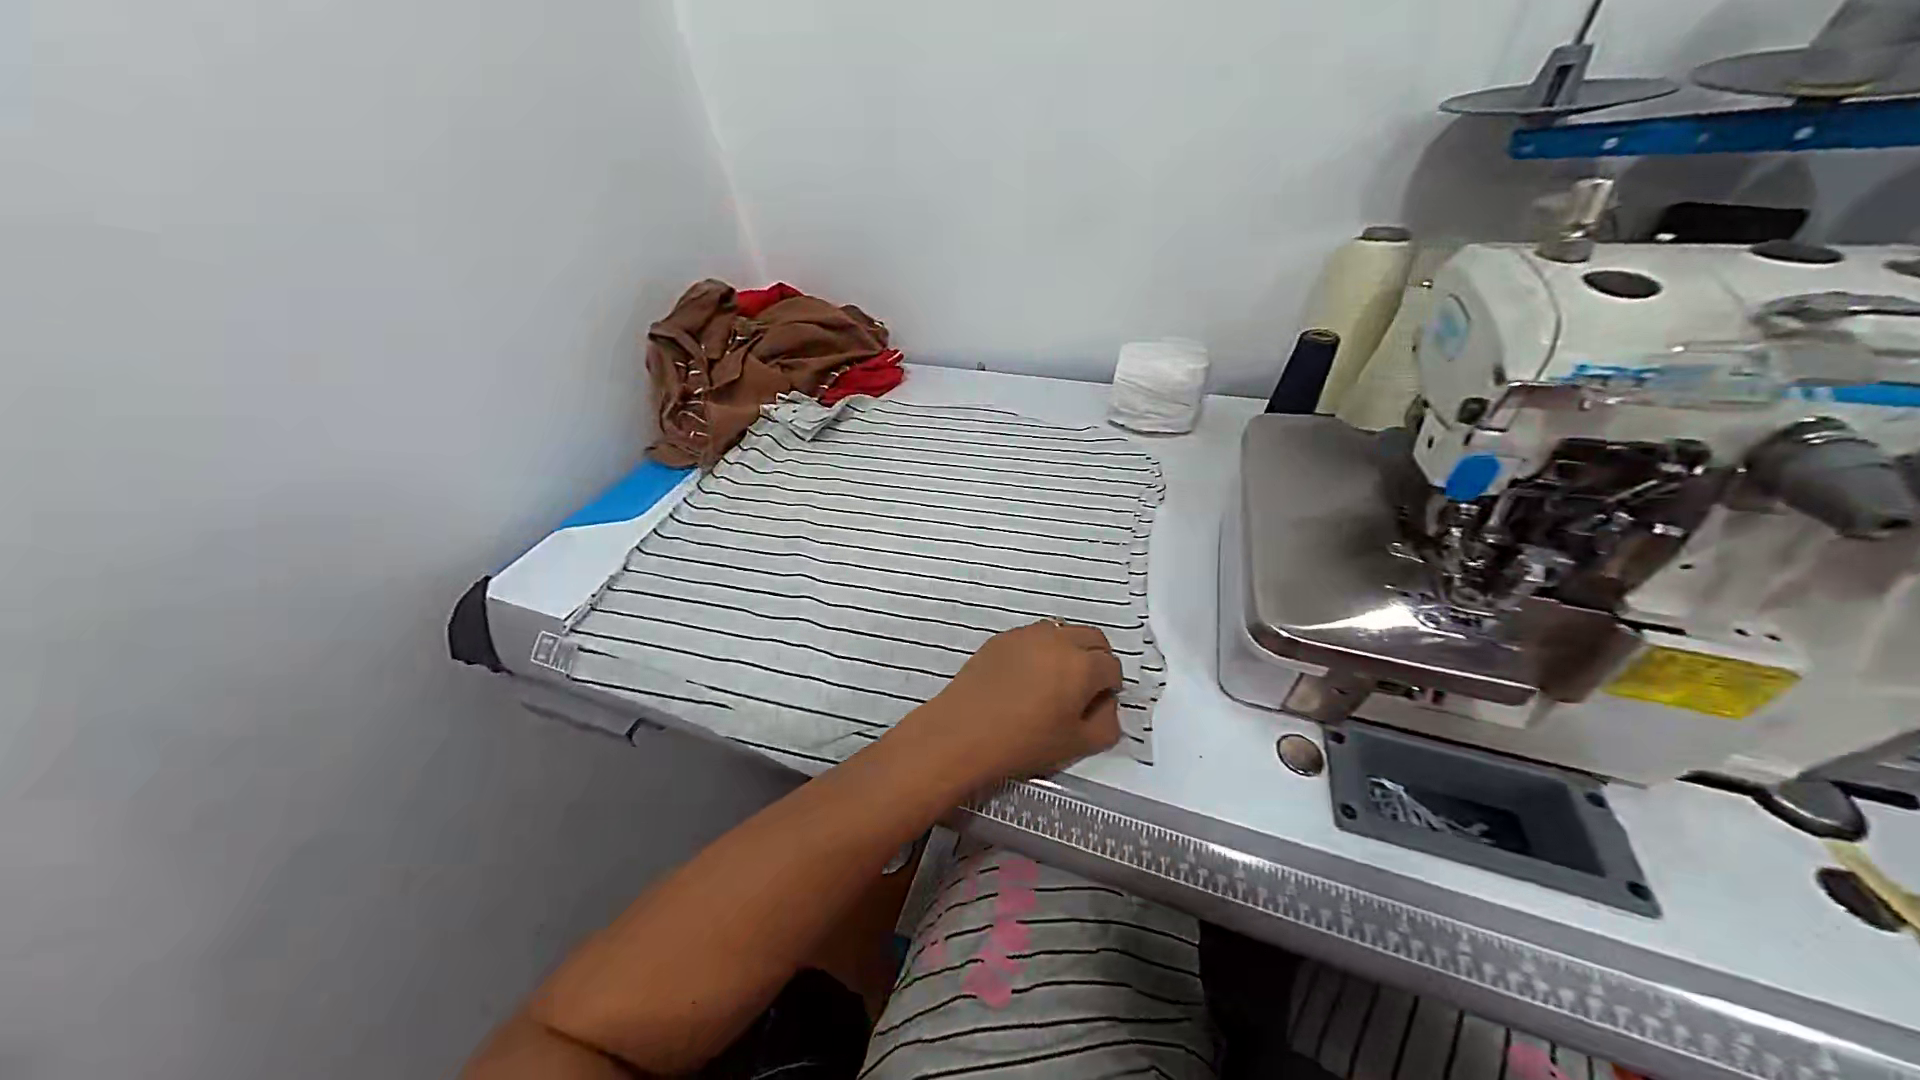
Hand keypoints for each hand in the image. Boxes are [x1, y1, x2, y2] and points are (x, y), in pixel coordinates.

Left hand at [895, 620, 1122, 786]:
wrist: (964, 732)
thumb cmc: (1025, 743)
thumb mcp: (1078, 744)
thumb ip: (1108, 722)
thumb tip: (1106, 702)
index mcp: (1083, 665)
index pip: (1112, 667)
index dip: (1109, 688)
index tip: (1095, 706)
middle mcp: (1059, 640)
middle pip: (1093, 639)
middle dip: (1096, 660)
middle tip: (1083, 689)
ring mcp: (1028, 634)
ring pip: (1062, 632)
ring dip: (1069, 650)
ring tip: (1054, 681)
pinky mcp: (1002, 637)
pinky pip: (1033, 636)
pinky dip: (1040, 650)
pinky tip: (1026, 677)